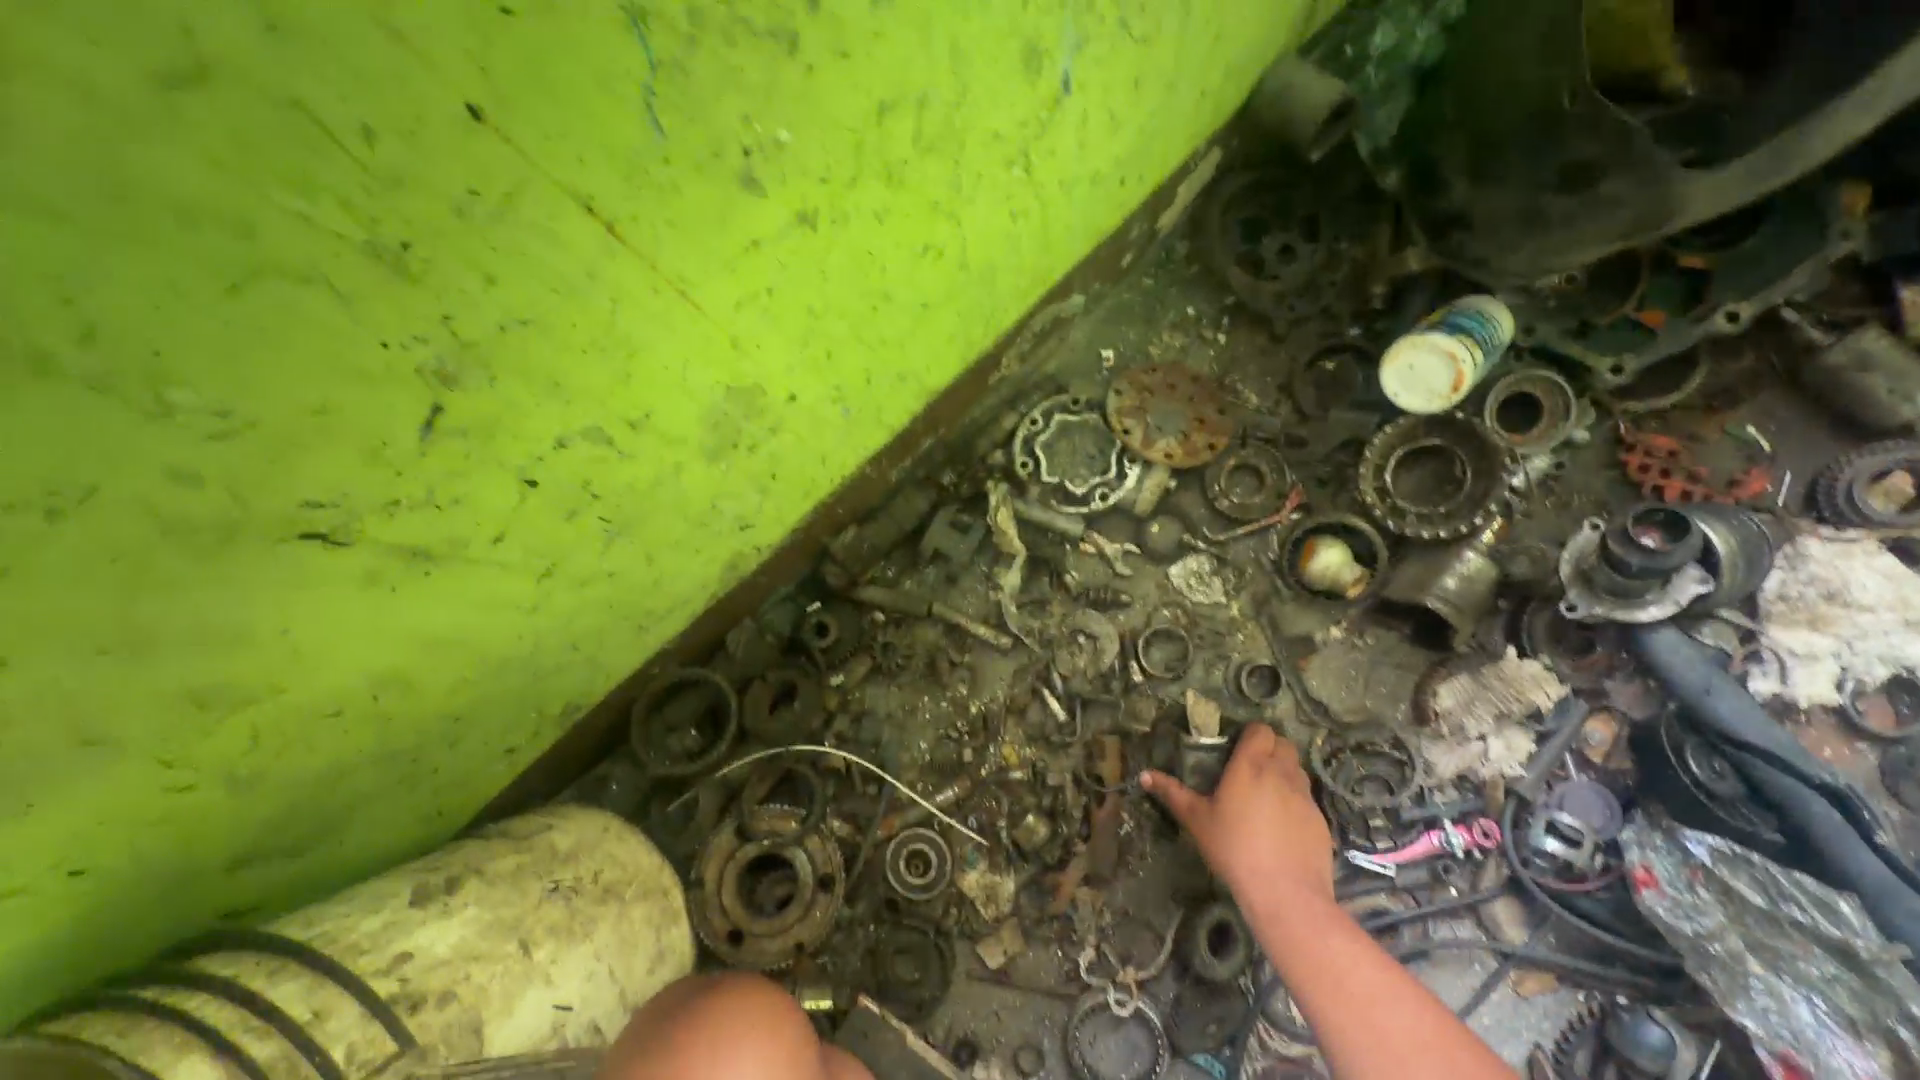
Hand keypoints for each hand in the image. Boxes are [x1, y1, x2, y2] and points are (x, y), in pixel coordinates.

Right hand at [1140, 725, 1333, 902]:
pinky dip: (1295, 801)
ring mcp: (1305, 796)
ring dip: (1284, 771)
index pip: (1261, 730)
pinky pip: (1307, 798)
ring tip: (1266, 795)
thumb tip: (1144, 775)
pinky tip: (1281, 826)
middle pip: (1283, 744)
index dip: (1250, 734)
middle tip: (1250, 769)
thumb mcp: (1196, 821)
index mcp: (1251, 765)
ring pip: (1297, 769)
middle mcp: (1282, 772)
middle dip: (1269, 749)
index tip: (1236, 749)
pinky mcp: (1320, 819)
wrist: (1285, 892)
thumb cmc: (1234, 849)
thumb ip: (1172, 793)